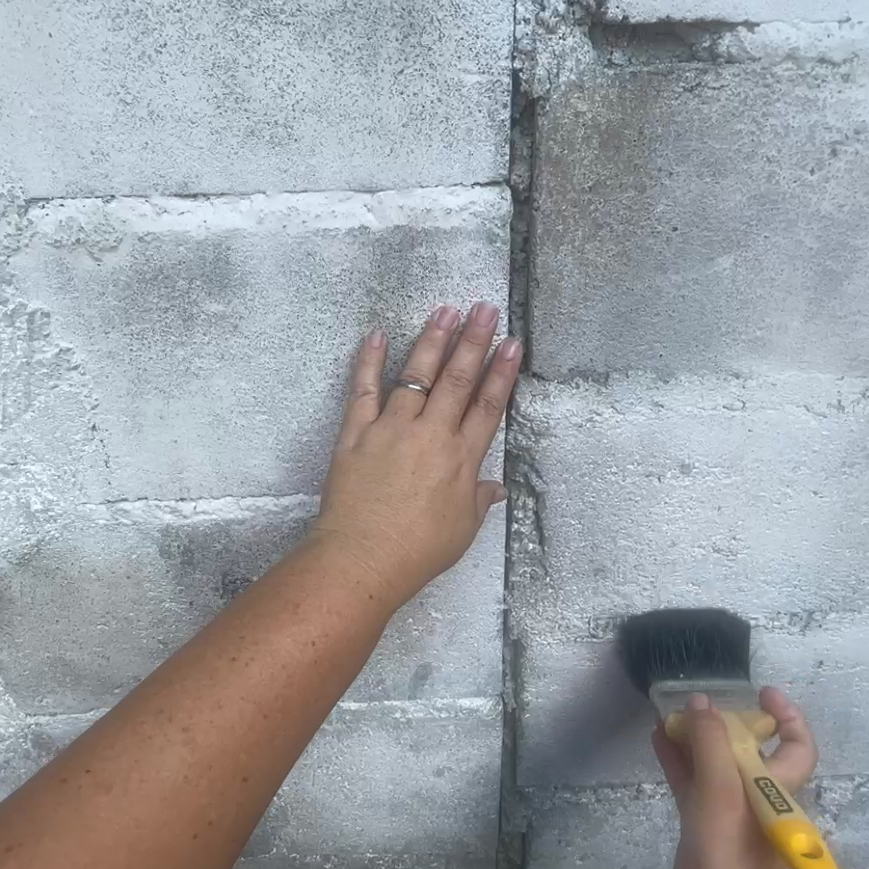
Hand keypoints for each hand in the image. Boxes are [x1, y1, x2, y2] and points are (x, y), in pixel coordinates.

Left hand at [308, 302, 520, 601]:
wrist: (362, 560)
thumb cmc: (417, 552)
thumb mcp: (462, 530)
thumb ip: (478, 500)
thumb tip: (496, 487)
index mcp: (461, 458)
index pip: (488, 405)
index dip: (502, 371)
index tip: (512, 343)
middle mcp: (431, 434)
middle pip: (457, 379)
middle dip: (474, 340)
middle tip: (484, 308)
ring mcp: (392, 429)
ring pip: (416, 375)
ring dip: (432, 340)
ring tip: (445, 310)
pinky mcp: (356, 433)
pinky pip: (363, 391)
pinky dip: (369, 362)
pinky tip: (376, 335)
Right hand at [653, 688, 819, 868]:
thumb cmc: (732, 853)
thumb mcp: (723, 793)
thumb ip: (712, 744)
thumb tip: (701, 700)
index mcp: (775, 788)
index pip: (796, 746)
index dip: (787, 716)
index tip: (763, 691)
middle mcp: (755, 794)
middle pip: (748, 748)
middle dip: (725, 720)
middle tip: (699, 699)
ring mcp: (727, 809)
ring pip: (714, 761)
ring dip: (695, 735)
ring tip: (670, 710)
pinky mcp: (702, 823)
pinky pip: (690, 779)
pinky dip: (676, 757)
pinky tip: (658, 737)